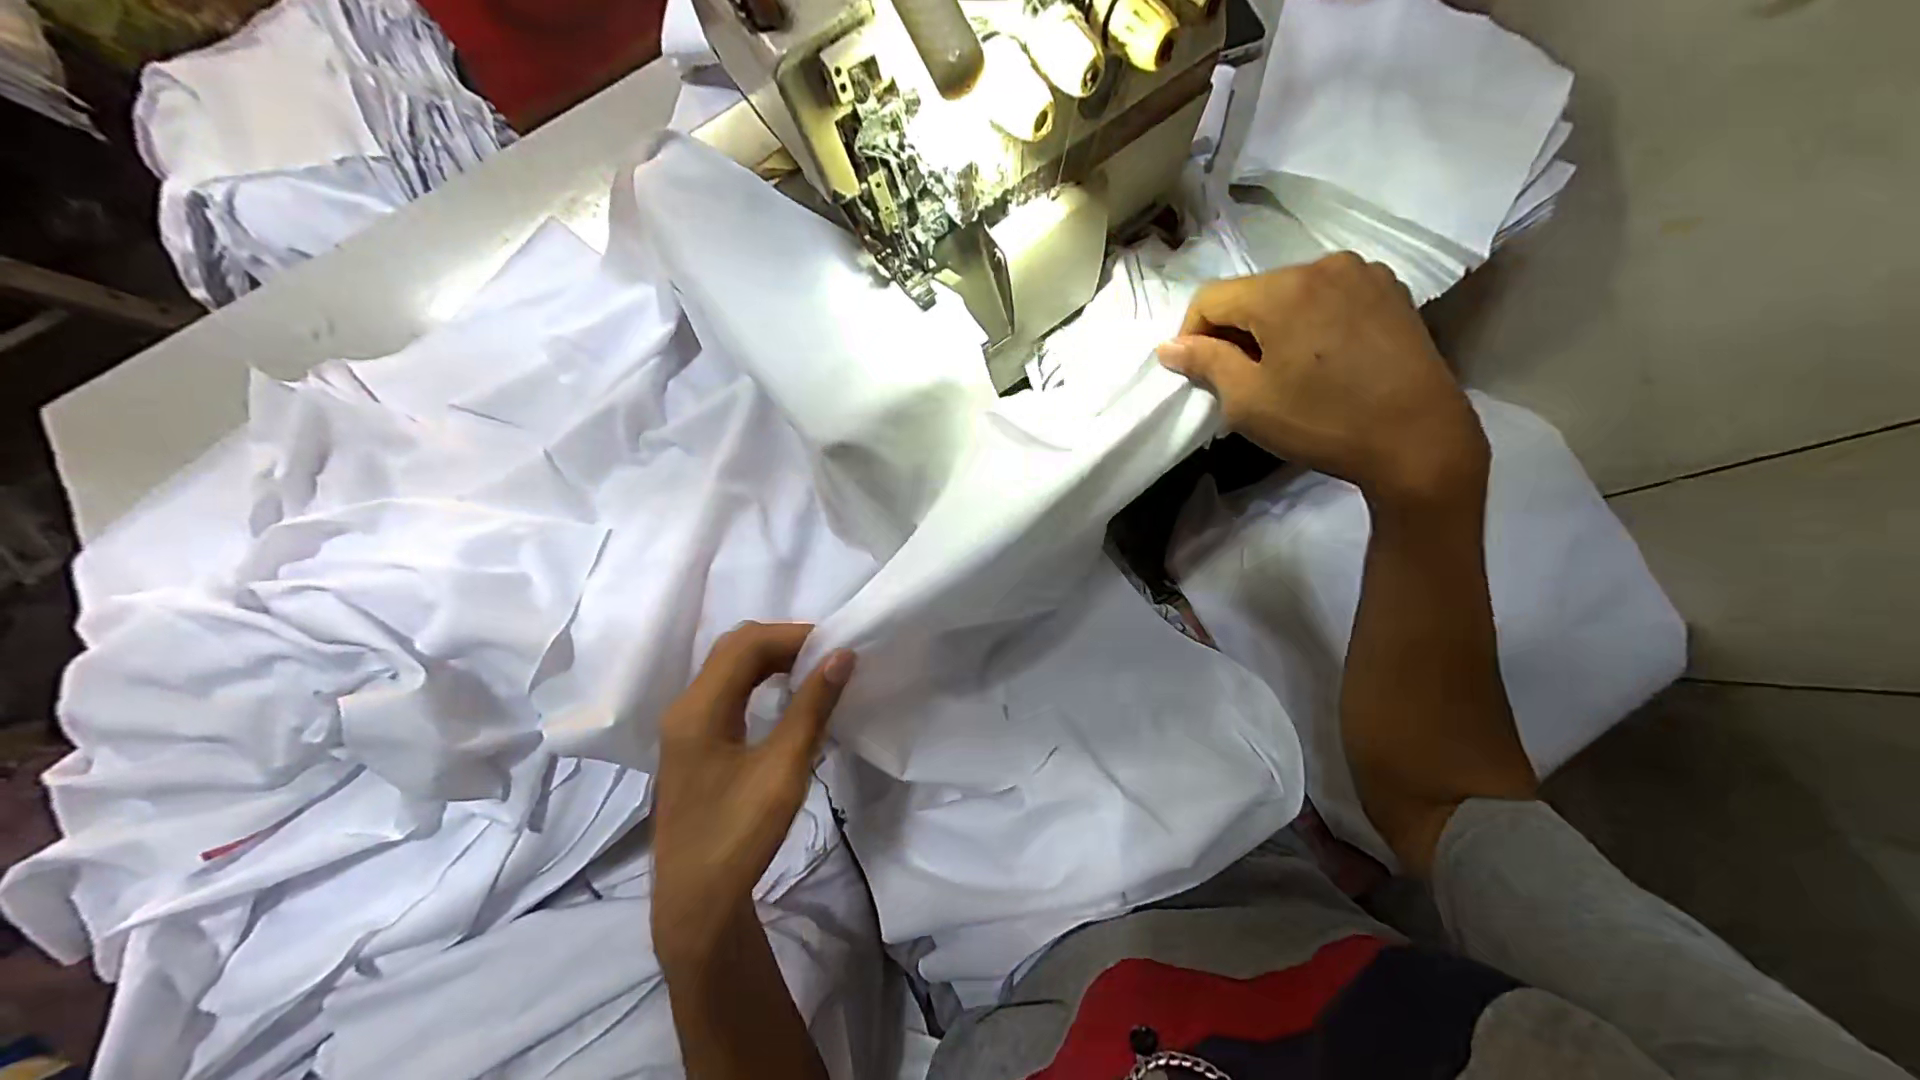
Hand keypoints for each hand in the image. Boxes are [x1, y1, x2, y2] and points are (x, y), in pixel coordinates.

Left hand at [652, 622, 854, 954]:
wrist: (694, 902)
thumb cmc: (738, 835)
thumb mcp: (784, 768)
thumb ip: (812, 707)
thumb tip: (842, 656)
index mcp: (699, 709)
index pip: (747, 644)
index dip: (794, 636)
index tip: (837, 647)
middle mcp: (685, 707)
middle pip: (734, 649)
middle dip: (783, 642)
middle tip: (828, 656)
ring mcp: (685, 725)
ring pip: (729, 668)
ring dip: (771, 660)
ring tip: (815, 671)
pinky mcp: (692, 743)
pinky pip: (727, 691)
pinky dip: (759, 681)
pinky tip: (786, 697)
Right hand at [1157, 252, 1488, 509]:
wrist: (1419, 439)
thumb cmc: (1322, 422)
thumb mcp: (1248, 401)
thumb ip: (1205, 363)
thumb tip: (1169, 347)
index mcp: (1282, 289)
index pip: (1209, 298)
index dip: (1191, 335)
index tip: (1197, 373)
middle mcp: (1322, 265)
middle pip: (1251, 292)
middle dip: (1234, 331)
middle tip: (1237, 378)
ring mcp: (1363, 274)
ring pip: (1290, 293)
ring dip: (1271, 325)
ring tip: (1282, 370)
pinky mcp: (1391, 291)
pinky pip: (1328, 297)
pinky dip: (1309, 321)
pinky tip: (1320, 358)